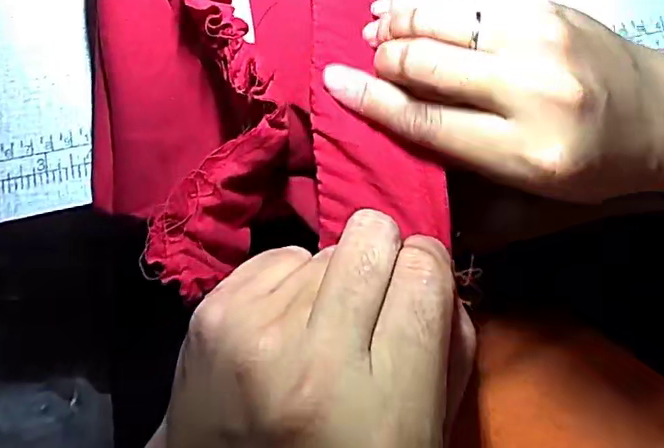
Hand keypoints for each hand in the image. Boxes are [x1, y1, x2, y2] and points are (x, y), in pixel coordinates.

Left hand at [157, 209, 474, 447]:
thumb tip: (436, 268)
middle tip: (373, 291)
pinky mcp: (216, 309)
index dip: (429, 269)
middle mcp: (315, 361)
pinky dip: (289, 282)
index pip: (423, 276)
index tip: (420, 282)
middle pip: (370, 236)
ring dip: (330, 280)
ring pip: (322, 249)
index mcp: (381, 410)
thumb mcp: (419, 438)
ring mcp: (256, 330)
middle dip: (383, 252)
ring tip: (318, 331)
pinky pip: (279, 256)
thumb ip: (447, 354)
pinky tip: (282, 326)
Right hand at [321, 0, 663, 202]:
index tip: (334, 81)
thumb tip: (384, 101)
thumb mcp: (527, 177)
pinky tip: (401, 6)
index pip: (424, 120)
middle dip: (382, 58)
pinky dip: (422, 0)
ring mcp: (540, 38)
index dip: (371, 99)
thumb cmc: (593, 161)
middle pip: (424, 63)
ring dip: (394, 21)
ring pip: (437, 18)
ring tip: (376, 26)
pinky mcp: (542, 4)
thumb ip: (457, 144)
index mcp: (528, 150)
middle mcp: (533, 91)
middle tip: (367, 57)